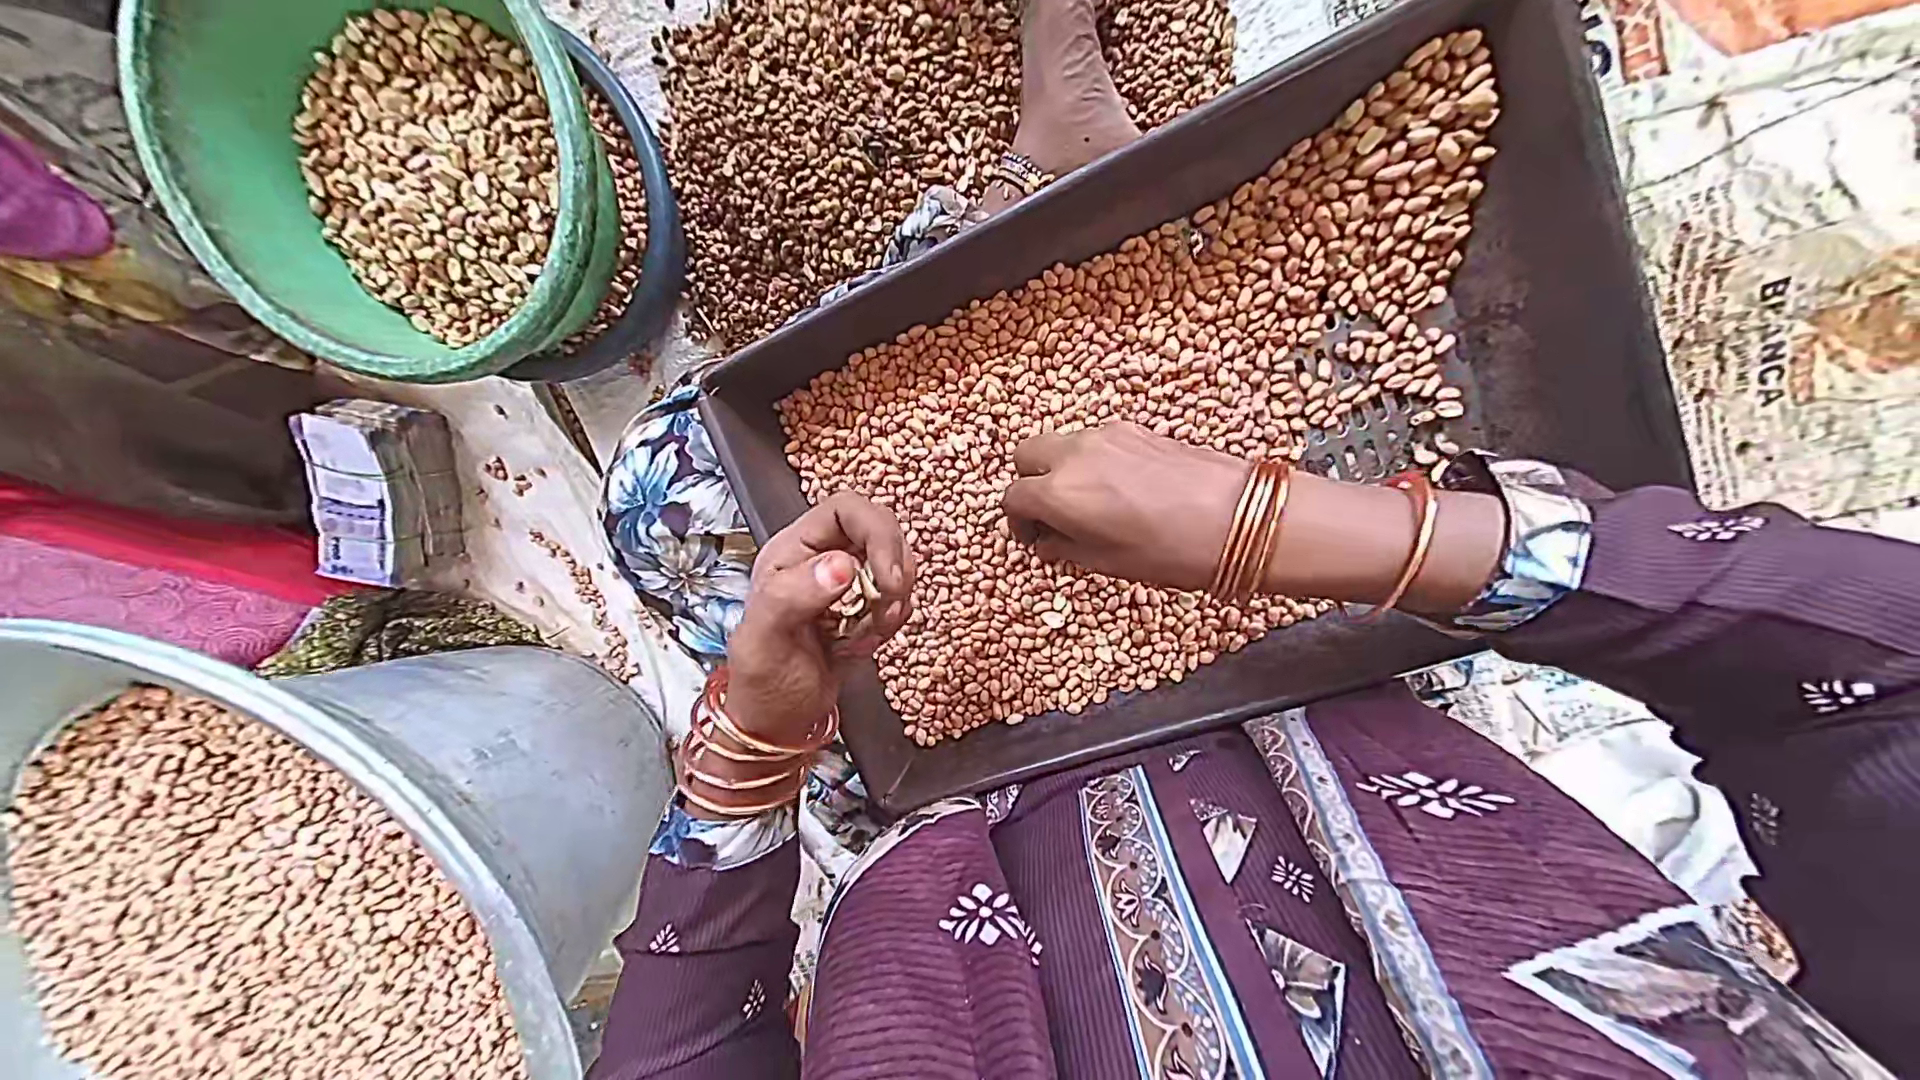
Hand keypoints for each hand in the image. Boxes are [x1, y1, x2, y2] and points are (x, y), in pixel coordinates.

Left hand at [725, 493, 914, 740]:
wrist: (779, 721)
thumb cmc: (763, 681)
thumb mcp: (764, 640)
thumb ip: (792, 597)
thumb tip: (842, 565)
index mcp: (793, 549)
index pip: (846, 509)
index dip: (877, 531)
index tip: (889, 578)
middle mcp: (823, 555)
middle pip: (881, 528)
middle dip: (894, 566)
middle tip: (888, 607)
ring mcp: (849, 579)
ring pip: (896, 561)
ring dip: (896, 598)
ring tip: (868, 633)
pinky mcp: (868, 603)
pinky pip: (900, 595)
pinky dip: (895, 618)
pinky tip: (864, 643)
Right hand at [1001, 422, 1247, 590]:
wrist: (1243, 517)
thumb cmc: (1173, 550)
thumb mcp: (1107, 561)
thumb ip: (1065, 547)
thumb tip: (1047, 541)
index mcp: (1058, 492)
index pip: (1013, 498)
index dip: (1018, 523)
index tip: (1034, 539)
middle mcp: (1073, 454)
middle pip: (1026, 455)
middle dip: (1030, 483)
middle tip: (1051, 514)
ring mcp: (1106, 435)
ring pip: (1060, 444)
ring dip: (1059, 470)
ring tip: (1089, 503)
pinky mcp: (1135, 428)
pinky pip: (1094, 440)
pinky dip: (1090, 460)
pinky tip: (1117, 488)